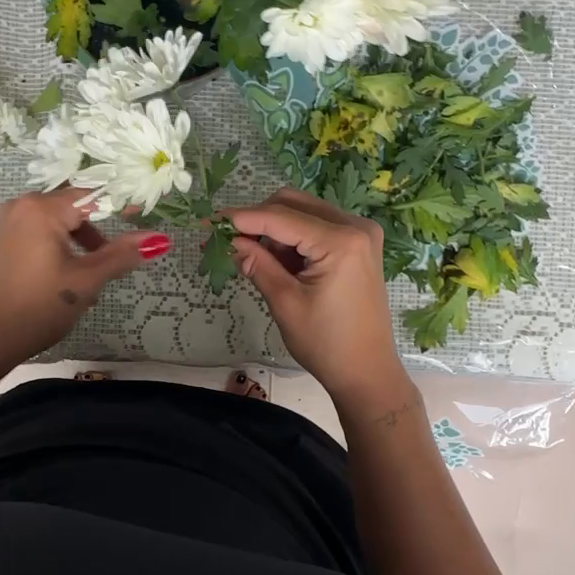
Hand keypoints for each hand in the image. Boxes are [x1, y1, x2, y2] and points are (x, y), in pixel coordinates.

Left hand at [0, 187, 170, 390]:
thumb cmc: (40, 307)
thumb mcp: (86, 280)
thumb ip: (122, 255)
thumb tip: (160, 239)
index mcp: (41, 209)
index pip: (91, 196)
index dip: (120, 205)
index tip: (142, 217)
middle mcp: (21, 206)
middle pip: (73, 207)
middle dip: (98, 230)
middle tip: (118, 255)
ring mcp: (9, 223)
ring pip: (58, 222)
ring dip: (81, 242)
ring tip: (94, 275)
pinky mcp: (4, 242)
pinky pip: (41, 233)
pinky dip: (61, 247)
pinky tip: (71, 277)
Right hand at [226, 188, 410, 410]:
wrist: (366, 370)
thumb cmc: (326, 343)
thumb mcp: (285, 303)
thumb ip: (257, 265)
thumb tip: (229, 241)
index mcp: (340, 241)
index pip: (279, 217)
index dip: (240, 218)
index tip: (208, 222)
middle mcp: (355, 227)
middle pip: (293, 204)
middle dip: (257, 219)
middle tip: (227, 242)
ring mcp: (361, 234)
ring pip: (304, 212)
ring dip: (274, 229)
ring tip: (256, 260)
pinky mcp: (360, 245)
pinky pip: (317, 227)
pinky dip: (293, 238)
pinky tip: (279, 262)